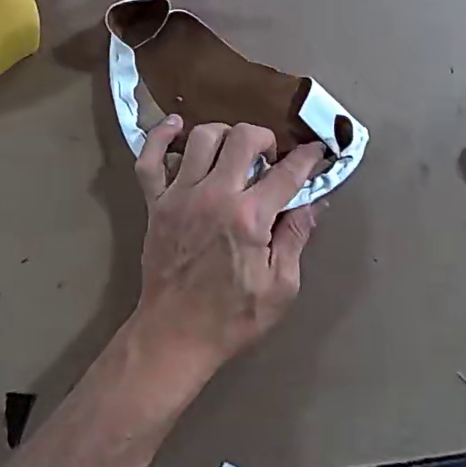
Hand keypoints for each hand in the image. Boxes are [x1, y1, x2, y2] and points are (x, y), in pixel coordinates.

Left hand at [129, 116, 322, 381]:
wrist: (172, 338)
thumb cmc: (231, 318)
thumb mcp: (281, 287)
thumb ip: (296, 238)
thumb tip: (313, 204)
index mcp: (249, 218)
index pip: (287, 172)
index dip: (308, 157)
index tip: (316, 151)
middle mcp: (215, 196)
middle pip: (243, 136)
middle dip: (265, 137)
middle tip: (271, 156)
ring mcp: (180, 196)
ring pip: (202, 137)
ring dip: (225, 135)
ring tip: (234, 152)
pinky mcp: (156, 204)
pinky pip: (149, 159)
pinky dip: (160, 138)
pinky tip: (176, 128)